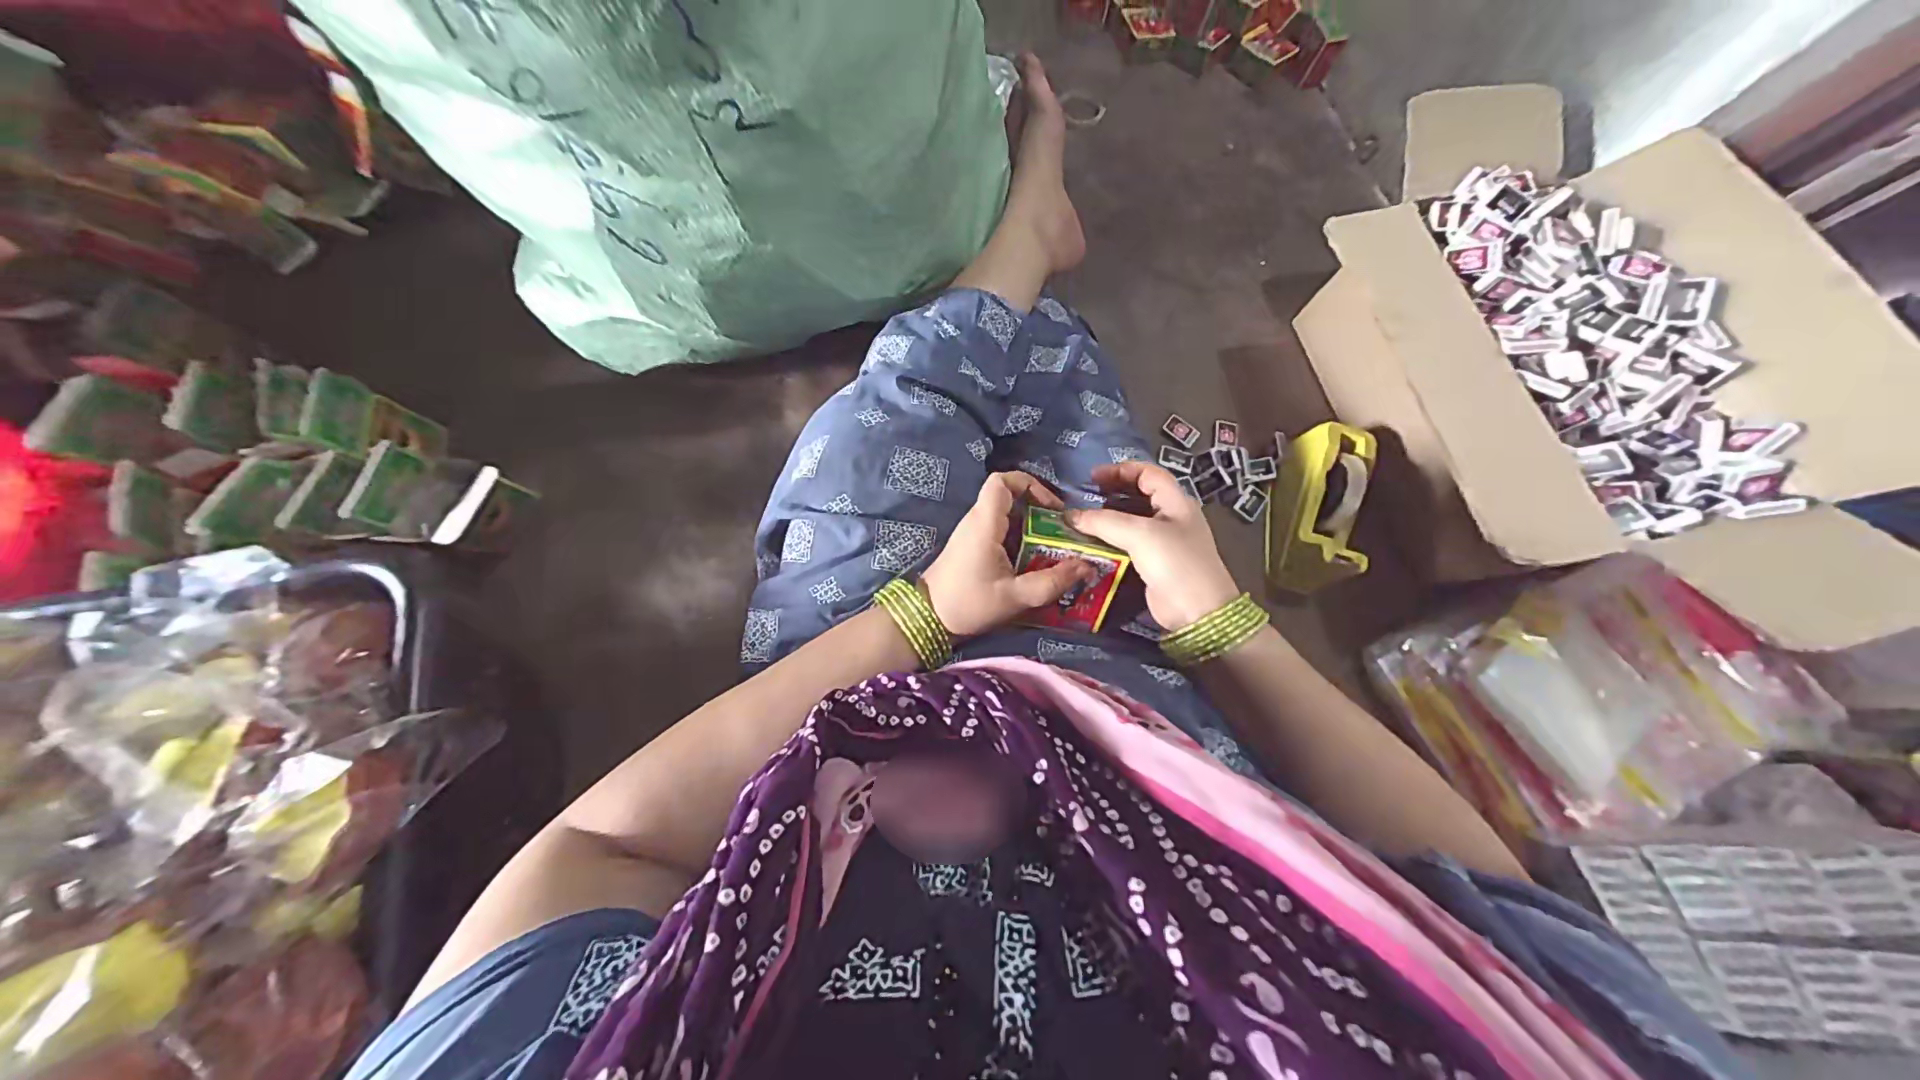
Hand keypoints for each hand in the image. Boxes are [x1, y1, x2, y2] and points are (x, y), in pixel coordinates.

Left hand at [921, 472, 1096, 637]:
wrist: (928, 619)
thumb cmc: (969, 603)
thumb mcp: (1016, 596)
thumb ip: (1053, 581)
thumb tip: (1087, 568)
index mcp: (984, 523)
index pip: (1002, 481)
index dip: (1030, 484)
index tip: (1052, 507)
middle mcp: (977, 521)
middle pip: (1009, 498)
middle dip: (1039, 510)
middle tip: (1062, 532)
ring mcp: (972, 534)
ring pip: (1006, 517)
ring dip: (1030, 528)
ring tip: (1054, 549)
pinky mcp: (971, 548)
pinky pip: (999, 532)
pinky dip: (1019, 540)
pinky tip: (1034, 562)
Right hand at [1064, 463, 1240, 631]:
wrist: (1198, 612)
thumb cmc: (1175, 563)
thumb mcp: (1140, 534)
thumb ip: (1104, 521)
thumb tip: (1071, 516)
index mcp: (1176, 502)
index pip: (1148, 473)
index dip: (1121, 470)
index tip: (1093, 476)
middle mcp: (1171, 518)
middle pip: (1140, 495)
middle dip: (1112, 492)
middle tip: (1086, 496)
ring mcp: (1164, 542)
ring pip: (1132, 521)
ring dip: (1108, 518)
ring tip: (1083, 520)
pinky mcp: (1155, 565)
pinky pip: (1129, 545)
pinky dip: (1110, 541)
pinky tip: (1092, 545)